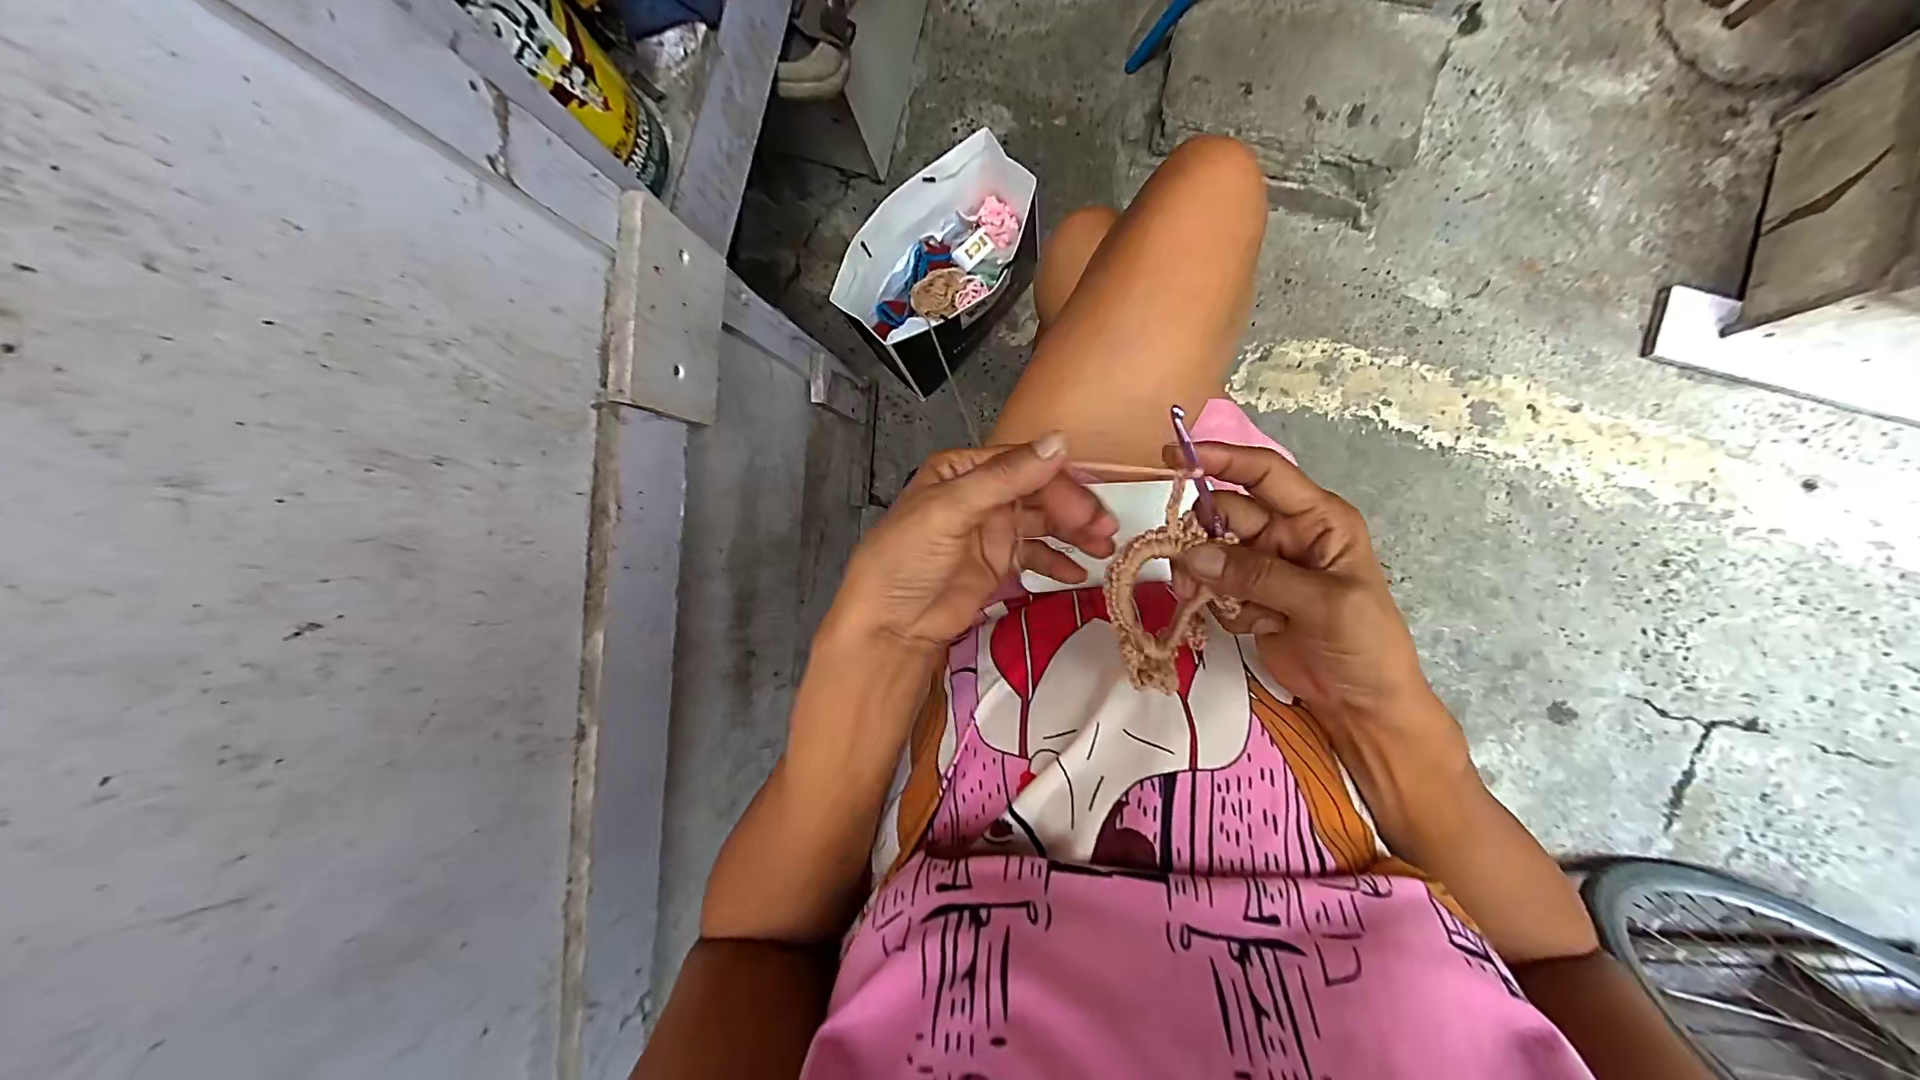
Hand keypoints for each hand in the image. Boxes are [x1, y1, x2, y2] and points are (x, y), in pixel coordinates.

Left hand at [822, 433, 1117, 661]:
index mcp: (963, 470)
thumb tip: (1058, 443)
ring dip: (1074, 533)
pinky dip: (1058, 563)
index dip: (1060, 480)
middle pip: (1039, 493)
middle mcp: (981, 496)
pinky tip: (1077, 573)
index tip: (1090, 501)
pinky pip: (1037, 557)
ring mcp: (991, 531)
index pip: (1023, 464)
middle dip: (1073, 508)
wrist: (890, 624)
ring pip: (1044, 524)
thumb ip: (1005, 477)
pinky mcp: (998, 565)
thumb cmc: (906, 558)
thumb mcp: (951, 510)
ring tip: (1102, 548)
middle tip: (1103, 529)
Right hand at [1168, 442, 1468, 773]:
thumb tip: (1194, 554)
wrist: (1362, 704)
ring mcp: (1264, 564)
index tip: (1175, 457)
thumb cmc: (1365, 645)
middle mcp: (1287, 533)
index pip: (1264, 474)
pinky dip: (1213, 599)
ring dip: (1203, 574)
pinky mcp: (1246, 594)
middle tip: (1190, 572)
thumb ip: (1258, 574)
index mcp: (1319, 519)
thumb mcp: (1323, 604)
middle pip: (1225, 513)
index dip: (1221, 460)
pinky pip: (1211, 582)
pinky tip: (1244, 622)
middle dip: (1202, 538)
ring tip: (1206, 600)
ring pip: (1210, 549)